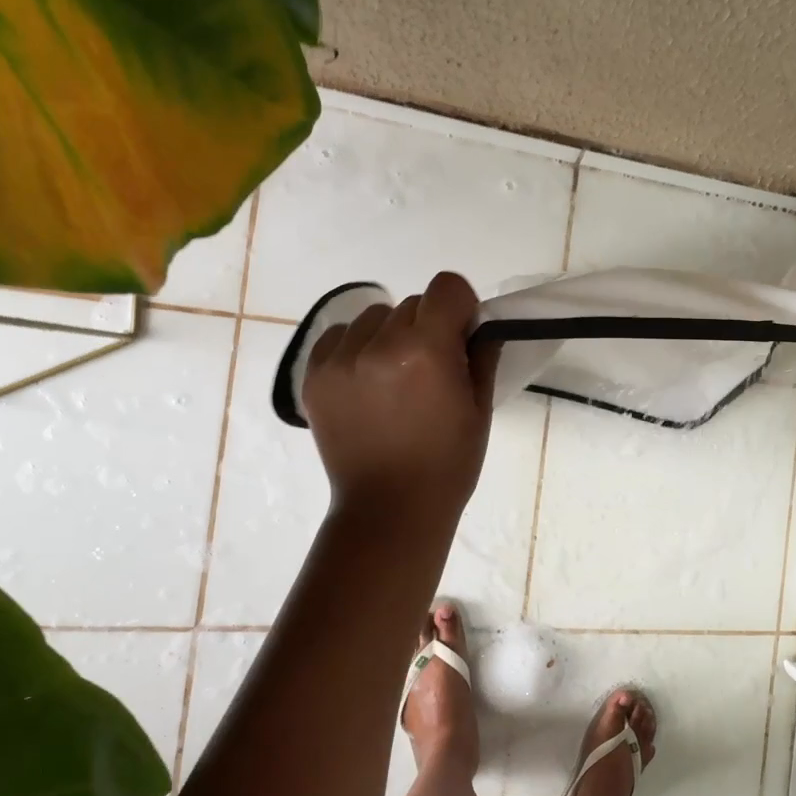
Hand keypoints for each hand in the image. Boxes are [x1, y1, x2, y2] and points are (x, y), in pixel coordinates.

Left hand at [301, 272, 500, 518]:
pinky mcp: (314, 375)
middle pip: (413, 302)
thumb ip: (481, 354)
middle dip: (430, 325)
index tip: (464, 335)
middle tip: (435, 368)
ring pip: (376, 316)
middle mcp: (379, 345)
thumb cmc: (448, 463)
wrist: (390, 508)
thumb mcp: (480, 408)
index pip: (447, 287)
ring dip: (392, 334)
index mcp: (426, 351)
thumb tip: (478, 324)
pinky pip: (340, 336)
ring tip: (397, 376)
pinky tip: (369, 380)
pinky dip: (358, 347)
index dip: (462, 305)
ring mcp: (340, 360)